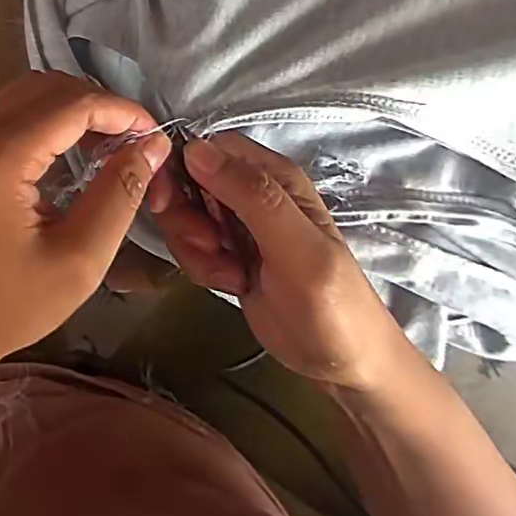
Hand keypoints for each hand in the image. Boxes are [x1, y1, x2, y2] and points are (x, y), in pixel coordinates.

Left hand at [0, 72, 170, 400]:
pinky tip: (74, 141)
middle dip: (100, 104)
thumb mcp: (81, 258)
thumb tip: (153, 145)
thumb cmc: (14, 302)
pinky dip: (50, 111)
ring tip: (110, 141)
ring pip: (32, 88)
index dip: (121, 110)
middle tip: (135, 140)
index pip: (73, 104)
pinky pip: (14, 103)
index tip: (154, 133)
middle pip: (52, 86)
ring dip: (75, 104)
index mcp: (2, 158)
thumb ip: (120, 193)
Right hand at [149, 132, 414, 389]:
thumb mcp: (298, 249)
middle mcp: (252, 190)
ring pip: (184, 212)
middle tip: (206, 246)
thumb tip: (196, 150)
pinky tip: (228, 282)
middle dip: (184, 215)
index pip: (209, 148)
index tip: (171, 203)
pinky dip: (198, 264)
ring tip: (226, 272)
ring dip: (192, 245)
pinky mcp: (226, 249)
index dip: (182, 168)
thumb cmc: (333, 306)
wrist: (344, 367)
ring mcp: (237, 221)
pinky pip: (189, 242)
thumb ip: (252, 195)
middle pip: (188, 179)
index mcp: (273, 176)